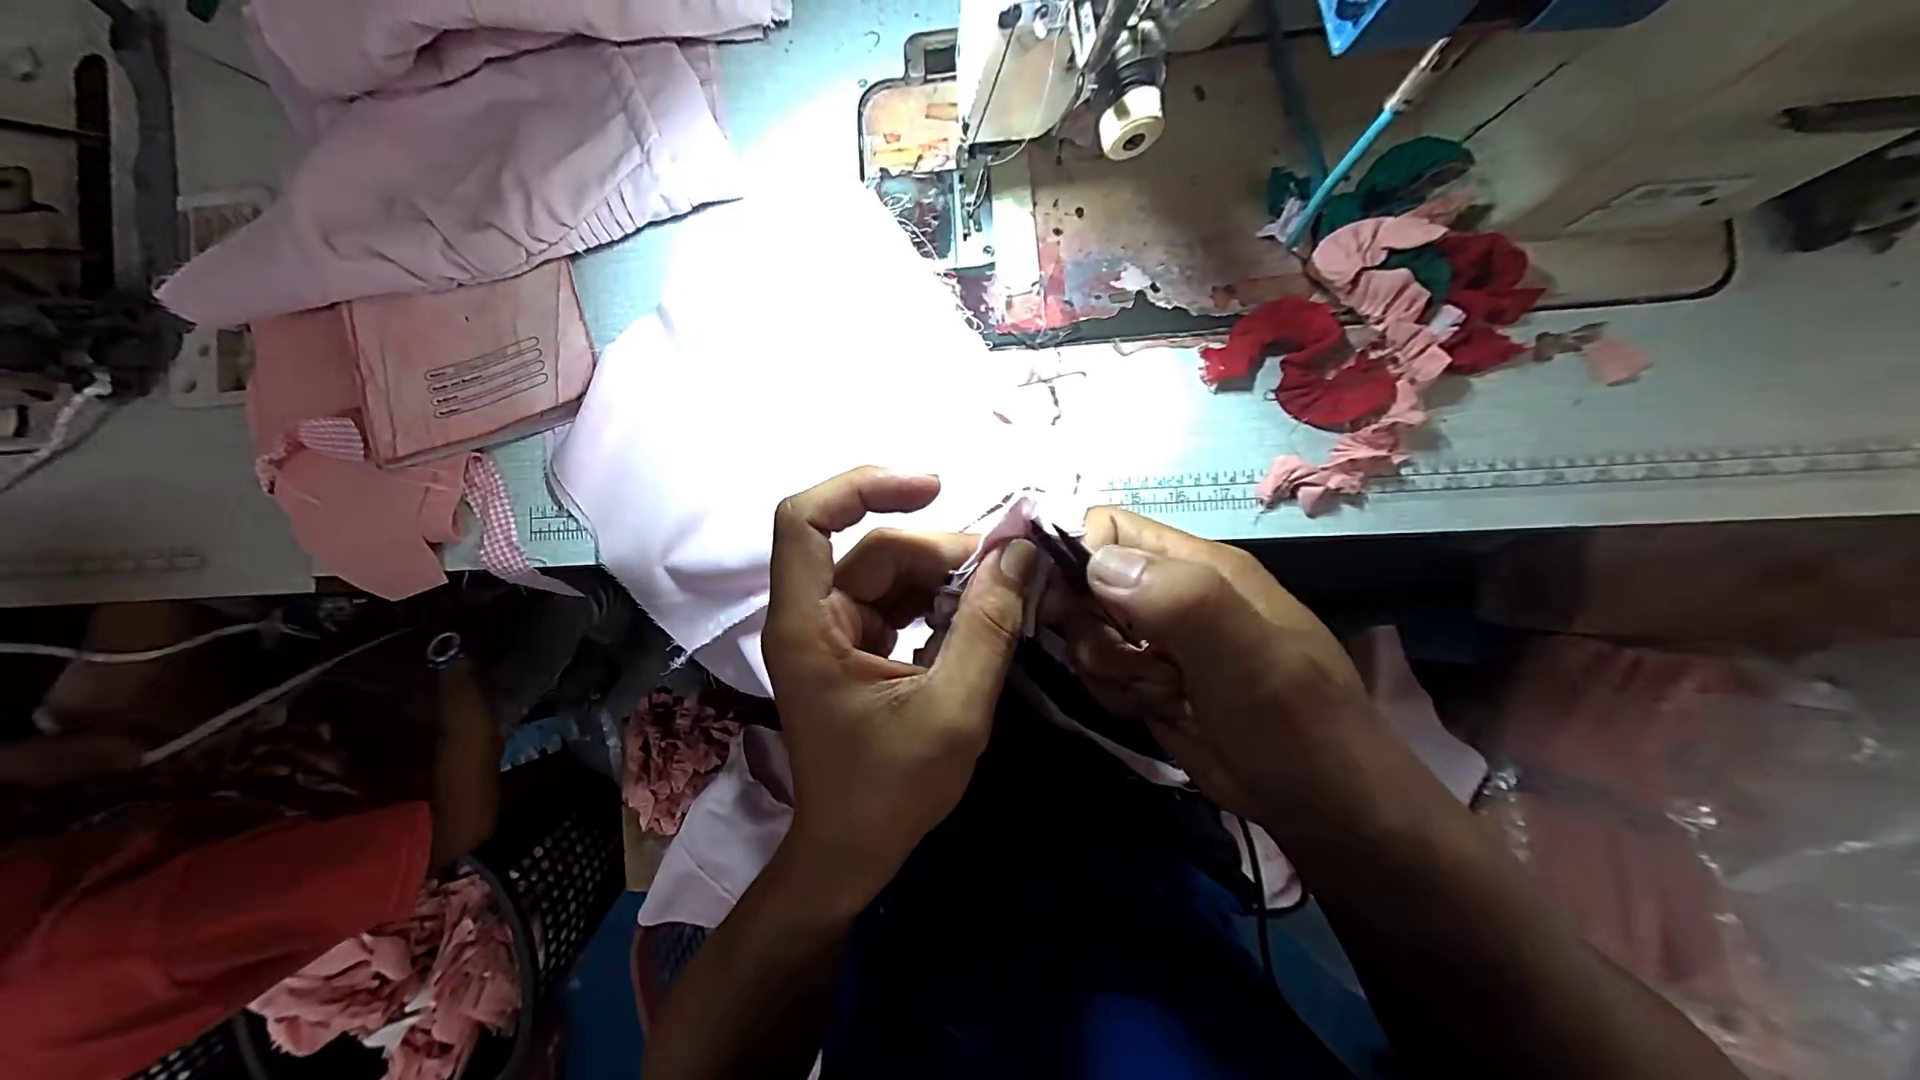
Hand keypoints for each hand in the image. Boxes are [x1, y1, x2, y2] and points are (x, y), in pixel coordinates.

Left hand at [763, 467, 1036, 905]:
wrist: (851, 852)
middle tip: (1006, 575)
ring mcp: (833, 630)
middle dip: (941, 553)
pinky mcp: (855, 645)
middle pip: (874, 548)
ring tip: (998, 599)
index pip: (806, 520)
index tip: (933, 488)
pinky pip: (899, 599)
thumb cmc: (889, 791)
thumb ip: (988, 628)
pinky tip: (974, 619)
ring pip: (892, 570)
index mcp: (807, 626)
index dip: (863, 486)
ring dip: (947, 576)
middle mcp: (810, 616)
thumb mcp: (953, 710)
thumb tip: (1020, 553)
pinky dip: (939, 600)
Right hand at [1049, 507, 1376, 822]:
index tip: (1075, 608)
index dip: (1080, 559)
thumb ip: (1181, 600)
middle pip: (1086, 585)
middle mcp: (1172, 594)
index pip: (1109, 529)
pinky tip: (1153, 712)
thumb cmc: (1295, 725)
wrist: (1326, 810)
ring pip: (1087, 634)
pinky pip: (1100, 674)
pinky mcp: (1149, 681)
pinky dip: (1115, 695)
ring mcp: (1158, 640)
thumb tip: (1098, 563)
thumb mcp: (1250, 659)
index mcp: (1198, 566)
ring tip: (1158, 694)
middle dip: (1093, 630)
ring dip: (1107, 670)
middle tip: (1134, 664)